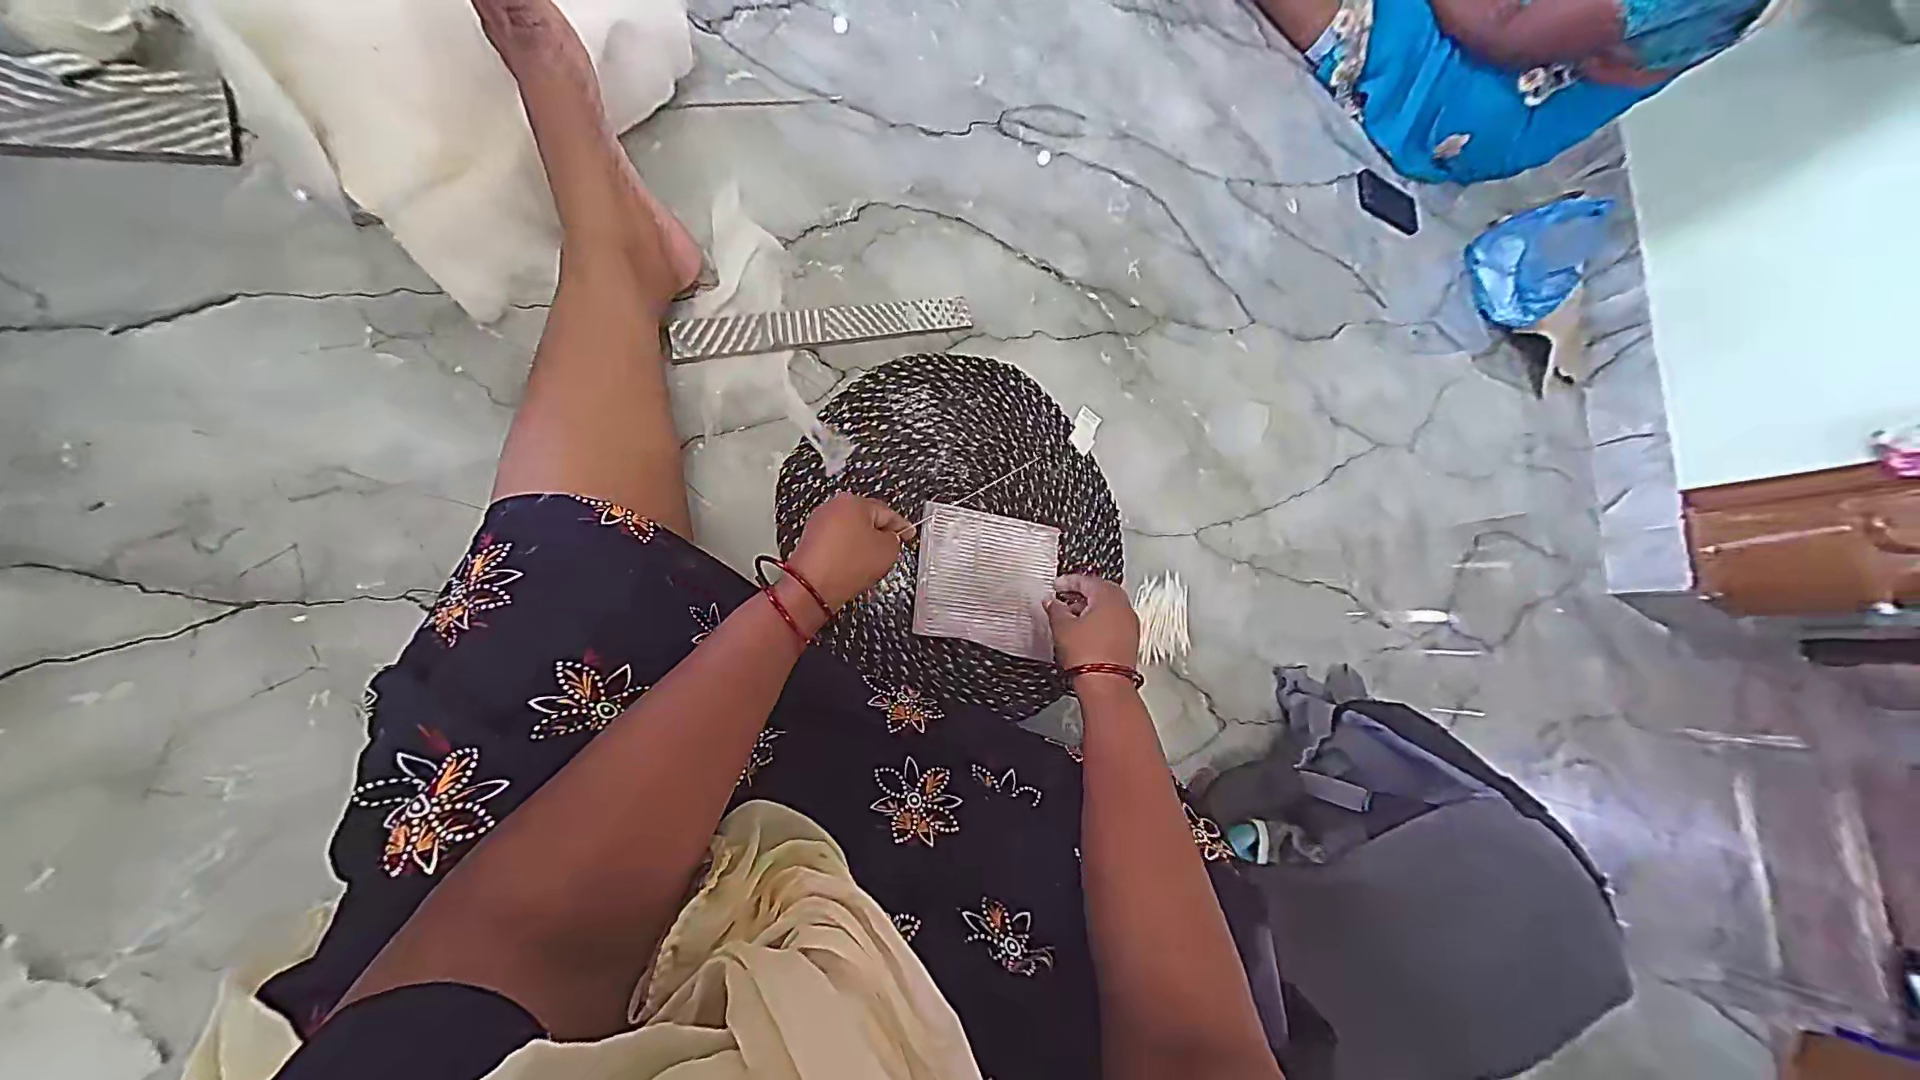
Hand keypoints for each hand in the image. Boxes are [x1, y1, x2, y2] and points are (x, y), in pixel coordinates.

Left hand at [787, 493, 915, 610]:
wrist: (813, 586)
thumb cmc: (848, 564)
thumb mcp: (888, 550)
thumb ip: (895, 538)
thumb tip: (889, 537)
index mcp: (854, 502)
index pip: (886, 512)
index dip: (901, 526)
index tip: (909, 534)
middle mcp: (833, 506)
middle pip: (867, 519)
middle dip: (879, 536)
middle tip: (890, 552)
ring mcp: (819, 522)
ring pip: (852, 532)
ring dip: (863, 545)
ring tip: (869, 565)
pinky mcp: (811, 539)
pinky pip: (838, 543)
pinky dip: (848, 552)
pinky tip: (851, 568)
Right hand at [1046, 574, 1139, 670]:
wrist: (1105, 685)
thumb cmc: (1088, 656)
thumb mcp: (1062, 627)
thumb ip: (1055, 609)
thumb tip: (1052, 602)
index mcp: (1108, 597)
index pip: (1087, 581)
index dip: (1068, 581)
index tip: (1057, 585)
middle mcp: (1123, 607)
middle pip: (1101, 590)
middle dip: (1082, 592)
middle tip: (1065, 596)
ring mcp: (1129, 624)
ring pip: (1109, 606)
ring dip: (1091, 606)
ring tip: (1072, 615)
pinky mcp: (1130, 640)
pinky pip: (1114, 621)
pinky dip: (1100, 620)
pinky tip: (1086, 630)